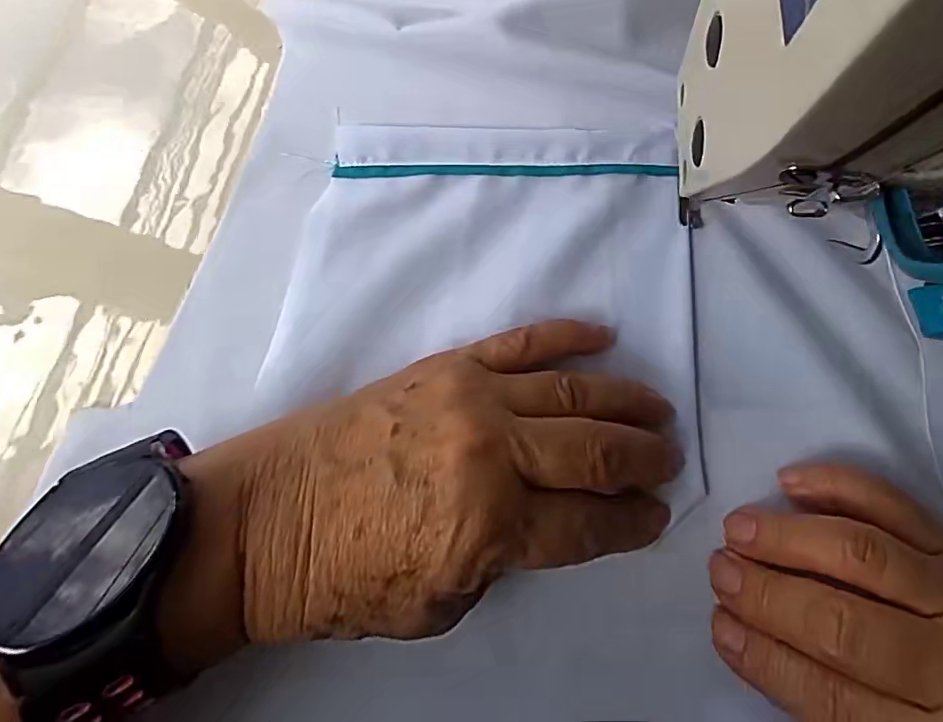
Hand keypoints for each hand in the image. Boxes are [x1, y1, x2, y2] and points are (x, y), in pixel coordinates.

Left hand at [158, 320, 680, 667]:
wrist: (271, 512)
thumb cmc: (346, 576)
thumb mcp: (438, 605)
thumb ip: (501, 560)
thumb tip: (538, 520)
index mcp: (490, 523)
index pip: (587, 523)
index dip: (630, 522)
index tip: (656, 515)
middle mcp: (489, 449)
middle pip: (590, 451)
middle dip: (641, 457)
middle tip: (671, 458)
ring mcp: (467, 395)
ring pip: (567, 391)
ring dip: (621, 398)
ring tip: (657, 407)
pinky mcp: (445, 365)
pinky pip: (517, 343)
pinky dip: (563, 337)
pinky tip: (600, 336)